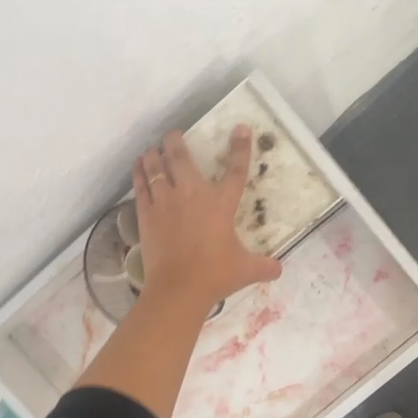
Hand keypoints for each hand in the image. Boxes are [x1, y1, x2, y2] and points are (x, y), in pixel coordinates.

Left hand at [132, 126, 281, 310]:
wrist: (179, 288)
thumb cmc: (216, 275)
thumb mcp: (247, 271)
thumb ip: (265, 266)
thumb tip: (279, 269)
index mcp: (221, 204)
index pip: (235, 171)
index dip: (240, 149)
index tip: (241, 129)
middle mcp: (192, 194)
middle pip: (181, 158)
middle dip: (176, 141)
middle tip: (174, 134)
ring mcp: (166, 202)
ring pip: (156, 167)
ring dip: (155, 154)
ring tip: (152, 148)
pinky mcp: (146, 214)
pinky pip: (141, 185)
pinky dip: (139, 172)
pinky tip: (138, 164)